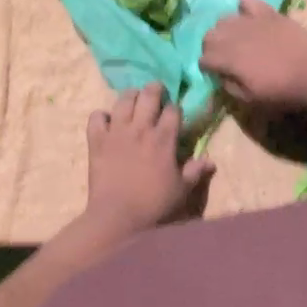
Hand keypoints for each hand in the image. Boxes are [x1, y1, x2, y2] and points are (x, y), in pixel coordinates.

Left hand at [83, 83, 214, 233]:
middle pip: (149, 95)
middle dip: (155, 89)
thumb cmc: (154, 204)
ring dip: (130, 96)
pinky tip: (107, 122)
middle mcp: (140, 128)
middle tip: (157, 91)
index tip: (175, 114)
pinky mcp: (96, 141)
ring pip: (123, 100)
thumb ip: (195, 171)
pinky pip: (96, 117)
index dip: (175, 109)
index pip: (173, 110)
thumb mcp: (182, 190)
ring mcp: (116, 132)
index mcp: (164, 138)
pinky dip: (101, 116)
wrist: (117, 217)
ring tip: (133, 99)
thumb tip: (210, 160)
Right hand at [199, 0, 306, 106]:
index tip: (218, 74)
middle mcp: (233, 36)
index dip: (208, 68)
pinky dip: (245, 9)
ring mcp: (250, 21)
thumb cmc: (282, 91)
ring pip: (224, 18)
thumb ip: (230, 87)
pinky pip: (247, 1)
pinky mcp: (268, 12)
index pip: (203, 59)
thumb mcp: (251, 99)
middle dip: (212, 47)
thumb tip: (222, 77)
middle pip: (209, 36)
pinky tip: (252, 20)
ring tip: (238, 40)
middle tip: (226, 58)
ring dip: (226, 30)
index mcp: (227, 59)